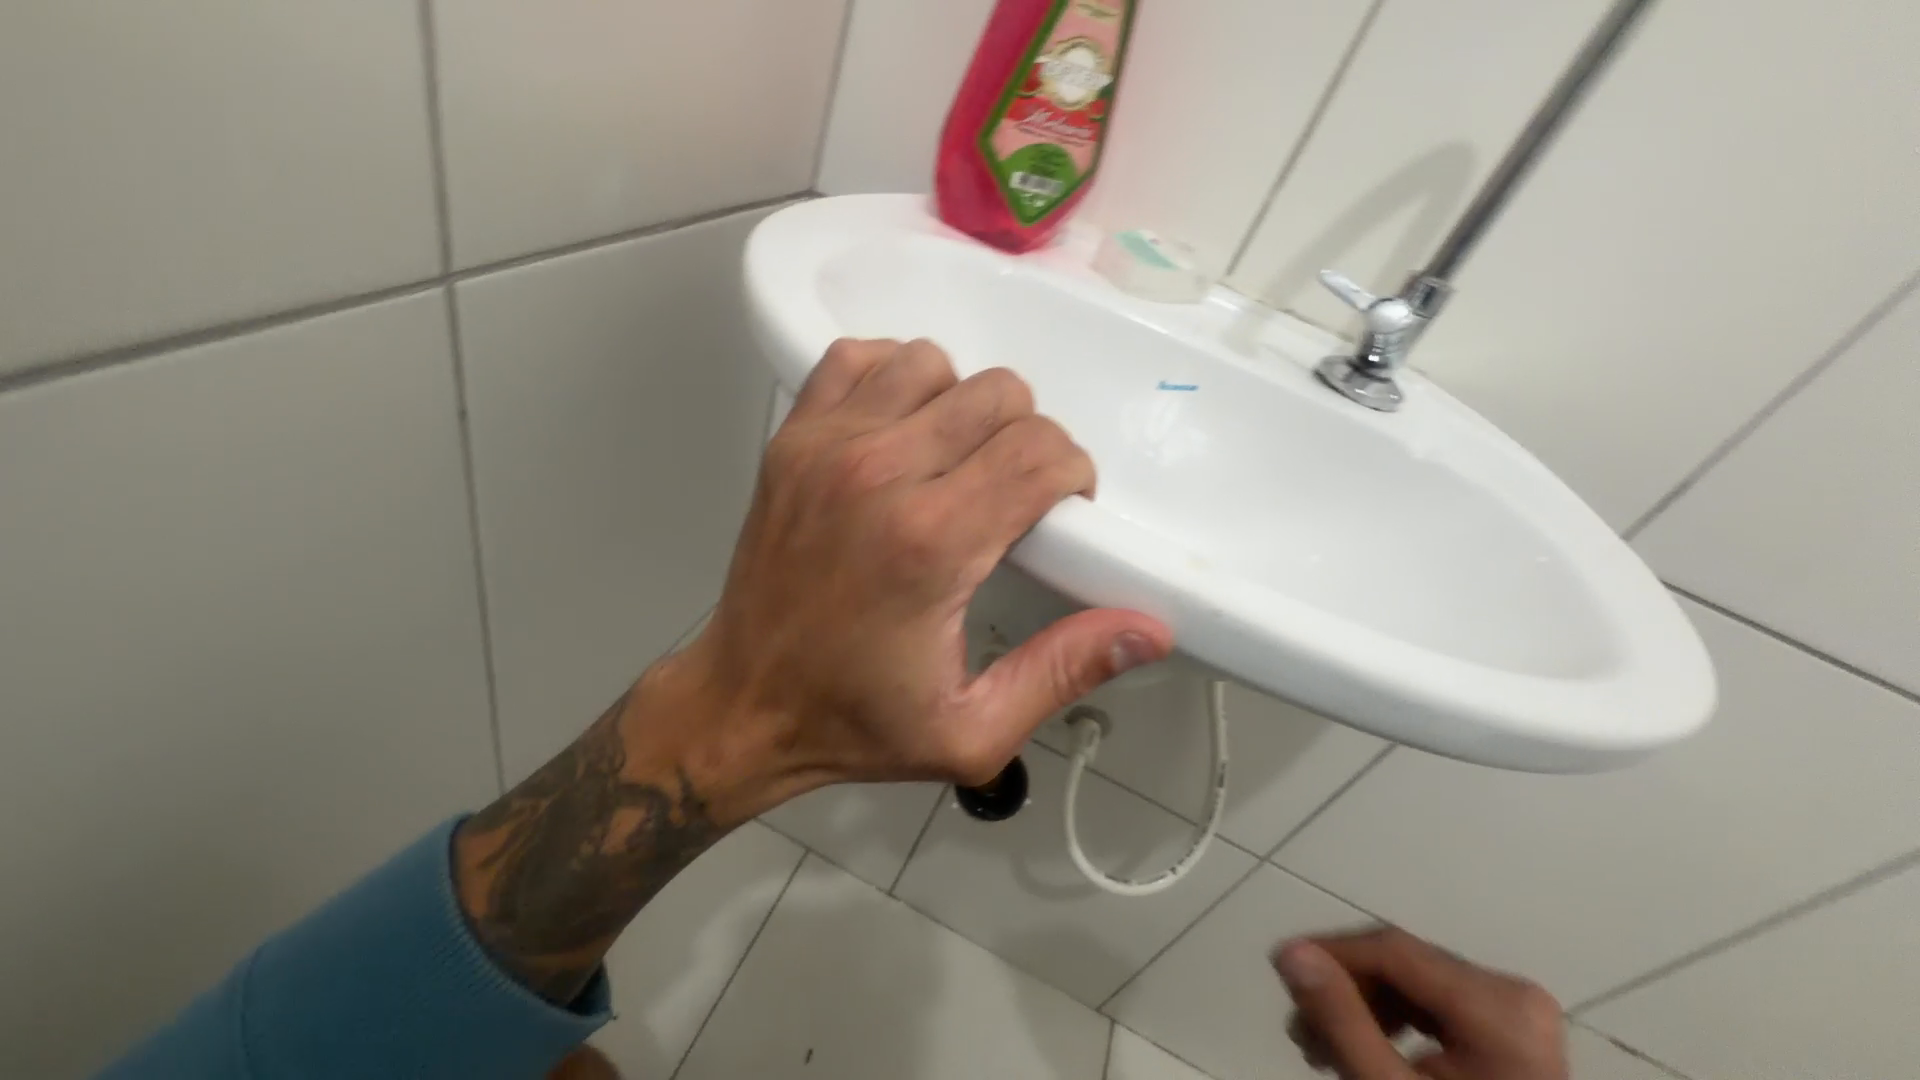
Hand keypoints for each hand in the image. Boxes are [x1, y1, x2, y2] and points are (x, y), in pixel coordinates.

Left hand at [454, 338, 1169, 1005]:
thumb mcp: (973, 731)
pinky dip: (894, 379)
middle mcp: (880, 475)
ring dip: (964, 405)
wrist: (742, 704)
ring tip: (957, 461)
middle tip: (1013, 495)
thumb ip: (1065, 670)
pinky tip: (902, 430)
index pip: (1041, 453)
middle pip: (1000, 396)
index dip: (1072, 475)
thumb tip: (1150, 628)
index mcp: (932, 544)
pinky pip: (858, 358)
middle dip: (1029, 441)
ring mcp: (827, 446)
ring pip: (935, 363)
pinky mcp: (792, 438)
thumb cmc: (855, 721)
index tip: (1060, 514)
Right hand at [1273, 929, 1567, 1079]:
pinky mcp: (1509, 1033)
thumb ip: (1340, 1021)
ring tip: (1321, 1048)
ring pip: (1411, 985)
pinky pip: (1434, 1007)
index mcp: (1497, 1005)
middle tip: (1301, 1030)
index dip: (1329, 952)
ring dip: (1361, 1008)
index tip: (1280, 970)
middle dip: (1343, 992)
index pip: (1392, 949)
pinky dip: (1392, 1023)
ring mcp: (1515, 1013)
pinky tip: (1362, 1049)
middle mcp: (1513, 993)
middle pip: (1401, 967)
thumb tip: (1290, 952)